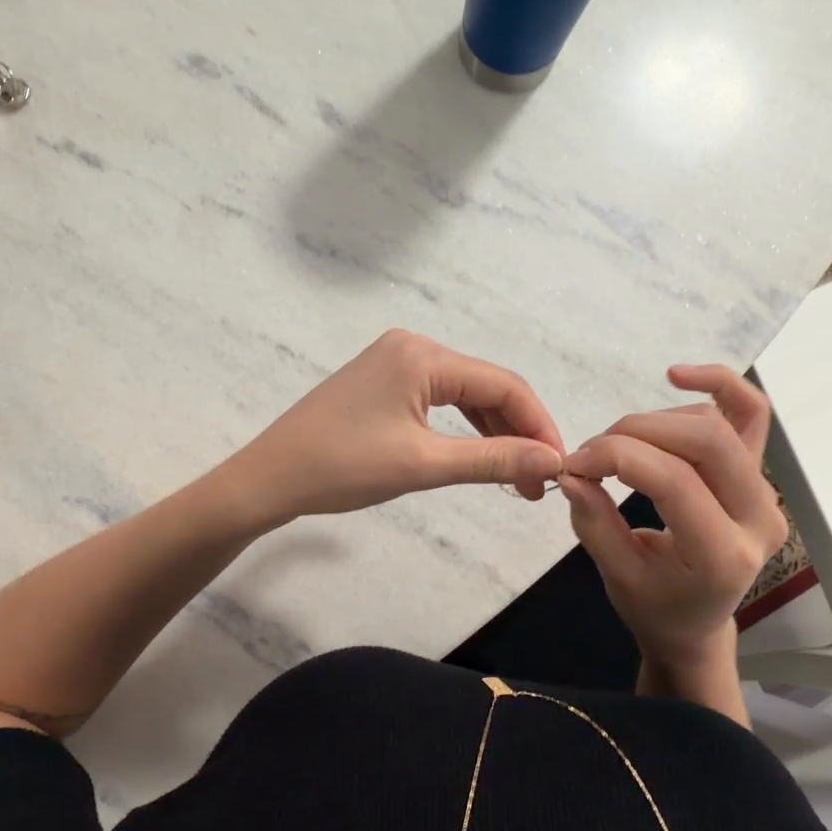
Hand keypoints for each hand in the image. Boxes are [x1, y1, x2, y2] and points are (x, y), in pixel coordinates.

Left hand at [225, 330, 566, 523]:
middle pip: (486, 387)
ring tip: (517, 479)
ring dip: (493, 434)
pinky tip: (480, 458)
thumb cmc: (342, 468)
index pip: (504, 385)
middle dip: (517, 433)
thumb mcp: (423, 465)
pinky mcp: (382, 383)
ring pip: (464, 395)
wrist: (271, 477)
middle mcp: (412, 346)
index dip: (539, 426)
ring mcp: (394, 362)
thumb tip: (554, 461)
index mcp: (423, 355)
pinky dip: (462, 430)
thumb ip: (493, 460)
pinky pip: (437, 401)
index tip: (560, 468)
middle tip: (538, 483)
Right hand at [559, 364, 786, 670]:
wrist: (694, 623)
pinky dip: (717, 386)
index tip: (573, 463)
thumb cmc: (654, 608)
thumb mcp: (617, 576)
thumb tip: (571, 472)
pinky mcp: (759, 474)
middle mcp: (758, 518)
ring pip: (718, 423)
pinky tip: (676, 376)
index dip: (616, 457)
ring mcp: (765, 493)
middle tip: (592, 451)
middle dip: (635, 431)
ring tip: (617, 444)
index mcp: (723, 554)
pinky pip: (749, 414)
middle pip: (704, 440)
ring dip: (657, 421)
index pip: (673, 480)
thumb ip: (594, 521)